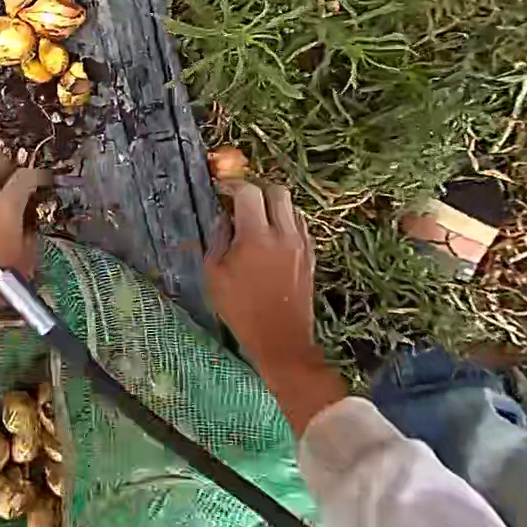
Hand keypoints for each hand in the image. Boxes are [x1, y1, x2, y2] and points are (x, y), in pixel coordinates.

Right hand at [207, 181, 345, 432]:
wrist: (281, 340)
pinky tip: (271, 236)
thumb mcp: (214, 274)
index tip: (219, 190)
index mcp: (256, 236)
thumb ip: (217, 239)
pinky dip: (285, 221)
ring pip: (291, 206)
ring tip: (255, 218)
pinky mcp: (311, 255)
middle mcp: (284, 233)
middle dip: (256, 190)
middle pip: (276, 191)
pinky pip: (300, 225)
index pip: (248, 192)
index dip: (231, 185)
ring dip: (272, 205)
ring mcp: (301, 244)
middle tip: (239, 201)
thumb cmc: (241, 309)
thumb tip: (223, 218)